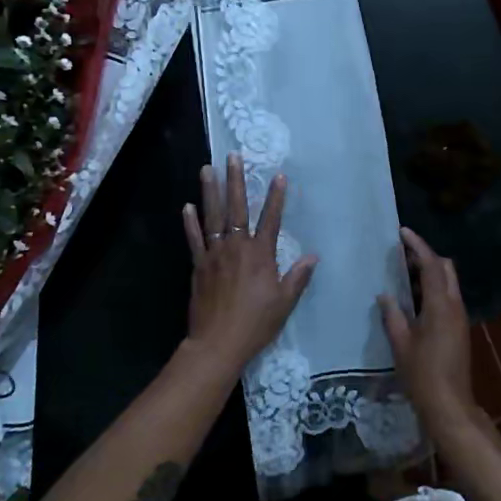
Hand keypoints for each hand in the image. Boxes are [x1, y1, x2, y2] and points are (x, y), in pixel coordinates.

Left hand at [181, 154, 316, 369]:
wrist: (218, 343)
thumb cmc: (257, 322)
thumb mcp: (285, 301)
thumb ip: (298, 276)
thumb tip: (313, 256)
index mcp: (261, 255)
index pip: (271, 219)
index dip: (276, 197)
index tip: (279, 176)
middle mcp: (237, 248)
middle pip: (237, 208)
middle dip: (236, 181)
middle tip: (232, 157)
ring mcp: (214, 255)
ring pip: (212, 217)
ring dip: (210, 192)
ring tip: (207, 169)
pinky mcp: (198, 266)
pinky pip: (194, 239)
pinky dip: (190, 222)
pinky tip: (187, 206)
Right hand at [380, 228, 478, 429]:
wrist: (449, 402)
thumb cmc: (422, 373)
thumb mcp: (400, 344)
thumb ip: (392, 315)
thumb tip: (385, 295)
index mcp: (441, 304)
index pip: (431, 264)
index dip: (418, 245)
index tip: (403, 232)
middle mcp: (455, 305)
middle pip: (445, 268)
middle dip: (426, 256)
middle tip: (402, 254)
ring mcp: (460, 316)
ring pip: (449, 282)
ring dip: (430, 272)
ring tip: (404, 273)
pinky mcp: (460, 327)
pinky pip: (448, 297)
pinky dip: (433, 288)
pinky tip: (414, 298)